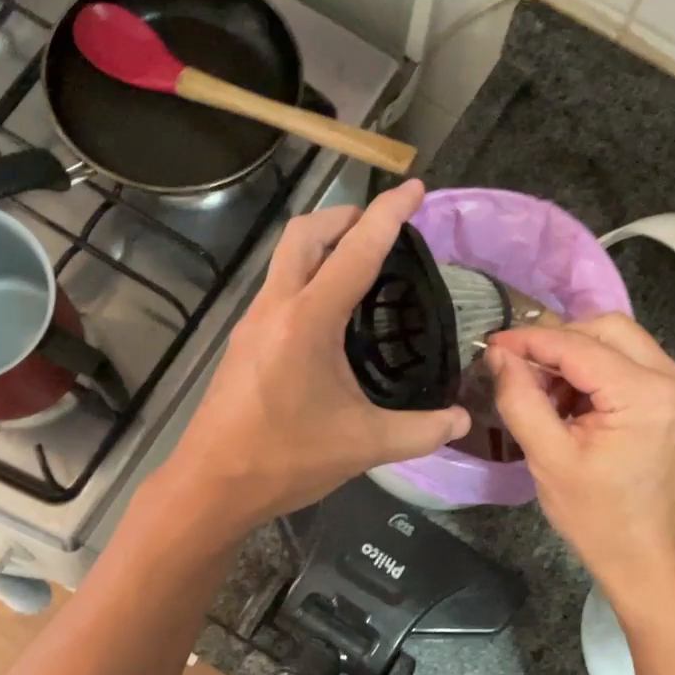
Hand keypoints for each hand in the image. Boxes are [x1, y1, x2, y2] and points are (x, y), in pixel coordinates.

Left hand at [153, 180, 468, 538]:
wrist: (213, 485)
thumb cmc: (286, 460)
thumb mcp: (364, 446)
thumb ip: (420, 431)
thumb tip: (461, 422)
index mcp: (309, 320)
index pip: (356, 250)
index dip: (390, 215)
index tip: (415, 189)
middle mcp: (276, 308)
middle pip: (306, 234)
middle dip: (346, 217)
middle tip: (382, 227)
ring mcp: (252, 324)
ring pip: (285, 259)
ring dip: (321, 245)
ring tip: (360, 264)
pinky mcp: (242, 344)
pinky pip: (278, 289)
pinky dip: (306, 278)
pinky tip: (328, 313)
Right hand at [487, 315, 674, 600]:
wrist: (649, 558)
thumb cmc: (597, 518)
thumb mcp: (548, 459)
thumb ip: (521, 400)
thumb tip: (500, 356)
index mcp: (644, 394)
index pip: (578, 345)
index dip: (530, 340)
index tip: (492, 344)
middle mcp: (672, 379)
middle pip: (607, 329)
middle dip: (558, 343)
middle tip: (522, 373)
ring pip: (621, 342)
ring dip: (577, 357)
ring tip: (545, 395)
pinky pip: (632, 365)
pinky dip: (597, 373)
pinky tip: (573, 404)